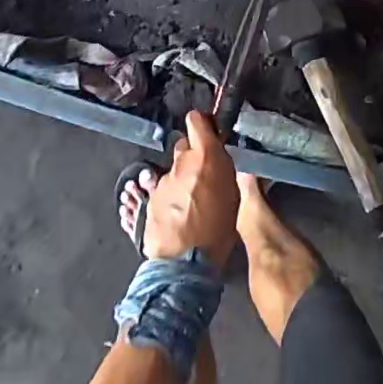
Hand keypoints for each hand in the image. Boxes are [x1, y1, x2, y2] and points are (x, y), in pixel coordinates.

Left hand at [143, 111, 239, 264]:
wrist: (186, 262)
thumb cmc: (218, 228)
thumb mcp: (233, 193)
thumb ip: (222, 168)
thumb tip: (217, 158)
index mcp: (206, 157)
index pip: (196, 121)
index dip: (200, 122)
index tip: (204, 127)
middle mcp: (181, 163)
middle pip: (184, 147)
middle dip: (191, 157)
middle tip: (201, 176)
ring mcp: (162, 181)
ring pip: (172, 171)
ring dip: (180, 180)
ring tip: (189, 203)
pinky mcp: (149, 199)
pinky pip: (162, 190)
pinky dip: (169, 198)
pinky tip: (177, 215)